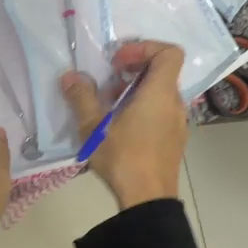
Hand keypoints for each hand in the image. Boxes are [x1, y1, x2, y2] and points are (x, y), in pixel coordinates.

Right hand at [61, 41, 189, 209]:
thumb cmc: (123, 157)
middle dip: (133, 71)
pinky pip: (160, 112)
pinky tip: (120, 130)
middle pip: (162, 72)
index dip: (144, 48)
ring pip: (159, 94)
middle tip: (107, 85)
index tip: (117, 63)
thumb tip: (70, 77)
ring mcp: (177, 123)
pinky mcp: (174, 140)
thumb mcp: (93, 127)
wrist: (147, 199)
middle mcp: (175, 103)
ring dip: (135, 92)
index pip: (169, 52)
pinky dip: (142, 109)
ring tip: (108, 109)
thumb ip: (81, 97)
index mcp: (159, 93)